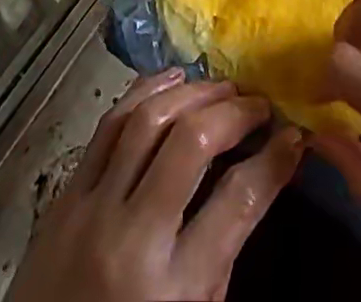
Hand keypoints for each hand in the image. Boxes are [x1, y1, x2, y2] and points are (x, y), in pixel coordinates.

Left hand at [8, 69, 304, 301]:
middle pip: (189, 143)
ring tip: (220, 86)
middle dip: (232, 113)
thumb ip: (223, 248)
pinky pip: (107, 125)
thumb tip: (259, 174)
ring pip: (145, 121)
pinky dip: (143, 93)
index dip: (274, 160)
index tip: (294, 137)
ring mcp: (93, 207)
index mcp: (176, 286)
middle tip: (257, 104)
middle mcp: (133, 236)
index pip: (237, 201)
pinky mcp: (66, 192)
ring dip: (190, 92)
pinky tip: (170, 80)